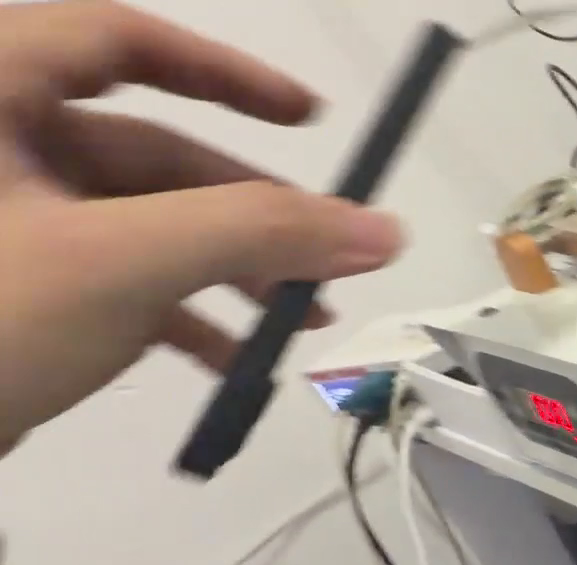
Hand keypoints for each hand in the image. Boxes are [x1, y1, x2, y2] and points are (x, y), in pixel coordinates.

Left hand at [0, 1, 405, 450]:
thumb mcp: (122, 261)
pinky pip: (119, 273)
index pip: (115, 39)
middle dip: (255, 216)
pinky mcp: (13, 278)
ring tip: (300, 325)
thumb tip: (385, 231)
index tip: (315, 120)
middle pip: (153, 152)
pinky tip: (234, 358)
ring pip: (147, 222)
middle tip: (331, 266)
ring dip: (237, 271)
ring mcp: (2, 216)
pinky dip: (188, 311)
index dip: (226, 73)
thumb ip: (260, 234)